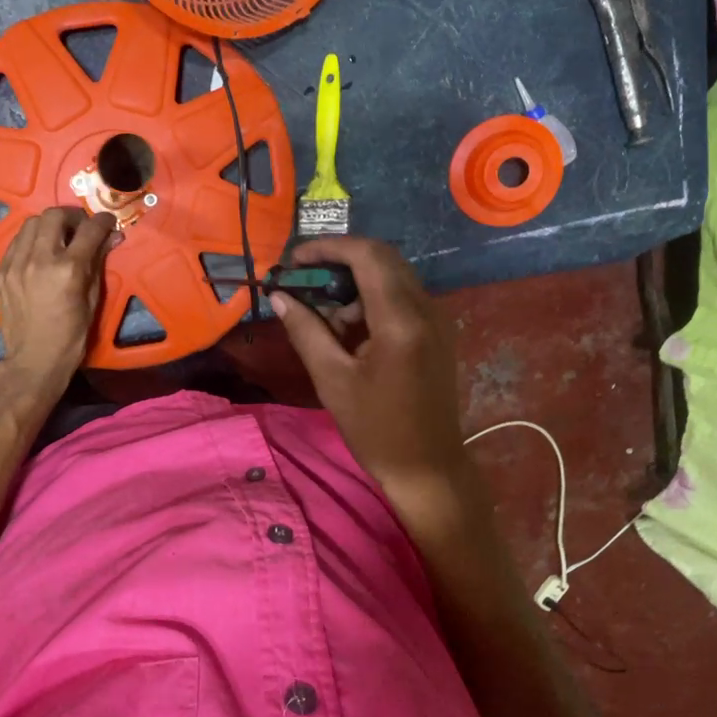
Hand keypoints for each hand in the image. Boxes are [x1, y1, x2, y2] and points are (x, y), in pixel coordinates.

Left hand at [0, 208, 116, 400]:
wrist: (34, 359)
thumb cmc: (71, 335)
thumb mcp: (93, 300)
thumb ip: (98, 263)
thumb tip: (112, 237)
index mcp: (69, 270)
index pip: (89, 230)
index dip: (102, 221)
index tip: (107, 222)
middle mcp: (40, 260)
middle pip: (55, 215)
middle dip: (72, 216)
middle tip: (80, 228)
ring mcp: (15, 264)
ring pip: (31, 223)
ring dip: (49, 225)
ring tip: (57, 238)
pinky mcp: (1, 272)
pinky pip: (16, 242)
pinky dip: (30, 241)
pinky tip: (38, 254)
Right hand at [270, 236, 470, 506]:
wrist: (428, 467)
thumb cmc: (376, 429)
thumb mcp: (332, 380)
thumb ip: (305, 330)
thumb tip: (279, 296)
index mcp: (401, 319)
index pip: (367, 255)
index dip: (327, 249)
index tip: (294, 261)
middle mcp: (426, 308)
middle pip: (382, 259)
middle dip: (338, 262)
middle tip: (303, 281)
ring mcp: (437, 319)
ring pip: (392, 277)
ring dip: (354, 283)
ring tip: (323, 316)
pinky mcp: (437, 332)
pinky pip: (402, 298)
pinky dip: (371, 300)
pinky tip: (349, 330)